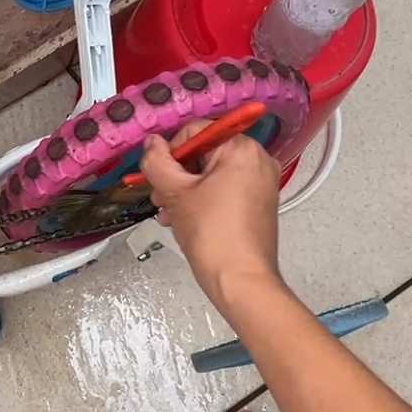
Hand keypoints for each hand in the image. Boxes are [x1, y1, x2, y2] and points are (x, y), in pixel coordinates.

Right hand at [139, 122, 285, 303]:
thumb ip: (157, 162)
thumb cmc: (213, 235)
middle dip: (176, 175)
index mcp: (241, 149)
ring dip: (183, 190)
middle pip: (203, 153)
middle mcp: (257, 160)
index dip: (171, 153)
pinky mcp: (257, 202)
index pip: (195, 132)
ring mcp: (260, 182)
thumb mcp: (174, 192)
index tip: (161, 176)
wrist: (239, 279)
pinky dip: (201, 199)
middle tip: (161, 196)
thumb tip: (151, 145)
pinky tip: (183, 219)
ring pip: (210, 174)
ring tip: (169, 212)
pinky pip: (222, 189)